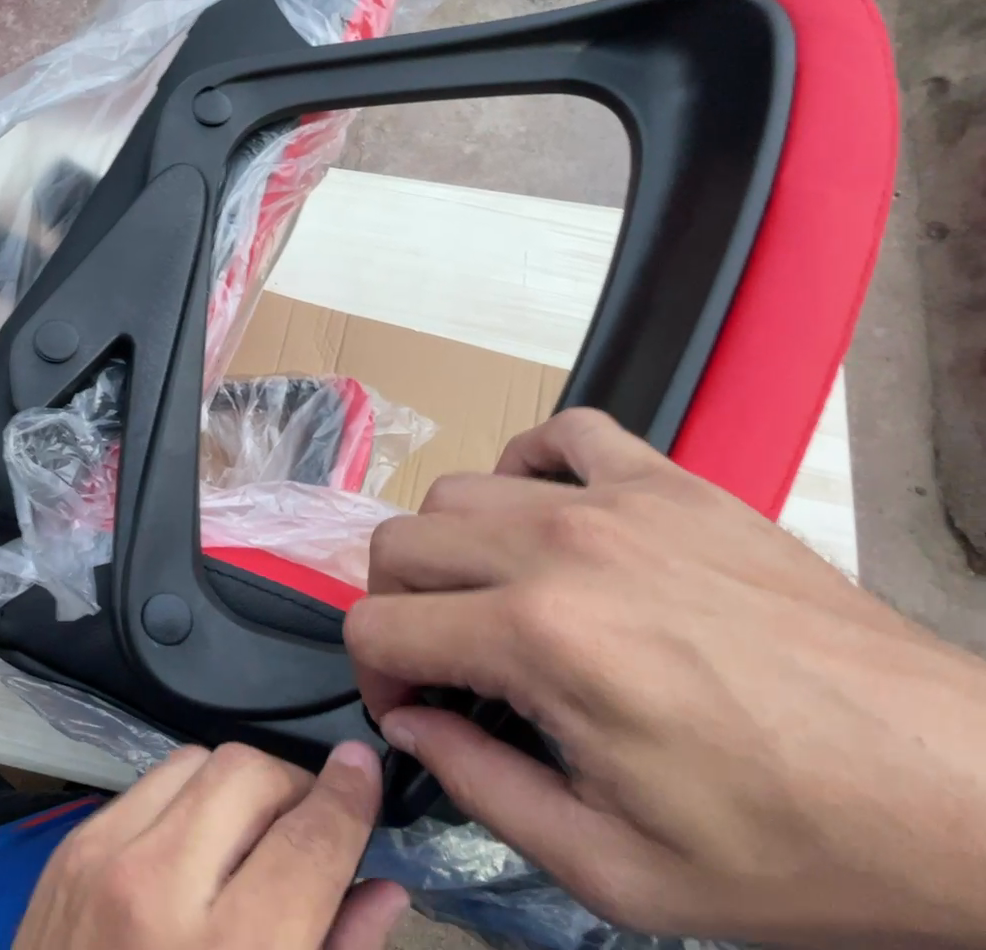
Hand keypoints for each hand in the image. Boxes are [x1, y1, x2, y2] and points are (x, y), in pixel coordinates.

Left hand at [14, 742, 408, 948]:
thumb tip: (383, 888)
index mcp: (229, 949)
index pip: (307, 842)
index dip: (348, 797)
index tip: (364, 768)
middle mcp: (158, 885)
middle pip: (246, 773)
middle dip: (292, 785)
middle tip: (307, 823)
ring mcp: (103, 854)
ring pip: (195, 761)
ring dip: (237, 786)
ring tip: (251, 833)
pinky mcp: (71, 844)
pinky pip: (148, 782)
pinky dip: (186, 797)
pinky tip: (196, 842)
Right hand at [347, 408, 985, 947]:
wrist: (973, 796)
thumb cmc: (793, 845)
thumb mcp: (614, 869)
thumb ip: (477, 785)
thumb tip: (410, 721)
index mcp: (537, 639)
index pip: (377, 626)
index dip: (376, 676)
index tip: (417, 711)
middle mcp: (557, 549)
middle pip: (397, 545)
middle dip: (397, 609)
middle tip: (444, 660)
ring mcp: (617, 502)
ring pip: (456, 492)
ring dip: (450, 550)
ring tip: (495, 600)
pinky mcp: (675, 484)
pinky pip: (563, 433)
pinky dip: (529, 468)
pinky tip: (547, 517)